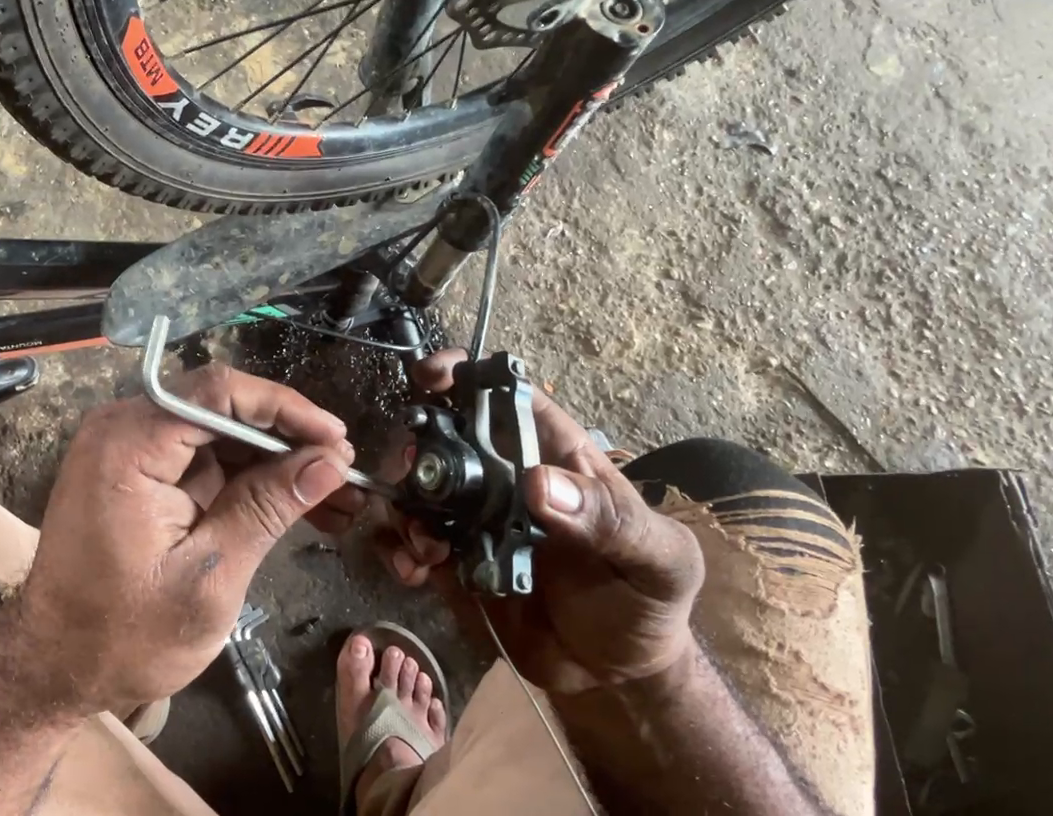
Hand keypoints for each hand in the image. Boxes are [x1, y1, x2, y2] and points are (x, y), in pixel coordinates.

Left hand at [5, 364, 354, 713]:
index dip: (285, 408)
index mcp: (128, 445)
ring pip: (218, 432)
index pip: (218, 392)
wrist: (55, 666)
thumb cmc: (124, 635)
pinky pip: (201, 458)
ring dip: (274, 461)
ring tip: (334, 496)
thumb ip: (266, 509)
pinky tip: (294, 502)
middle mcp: (123, 429)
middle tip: (344, 473)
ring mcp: (128, 448)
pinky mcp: (138, 471)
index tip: (337, 440)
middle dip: (286, 438)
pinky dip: (246, 478)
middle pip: (221, 407)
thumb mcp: (209, 578)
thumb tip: (328, 463)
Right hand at [381, 350, 703, 695]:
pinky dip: (396, 549)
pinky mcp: (451, 562)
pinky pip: (407, 541)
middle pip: (444, 436)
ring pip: (417, 488)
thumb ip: (609, 519)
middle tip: (415, 480)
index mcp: (553, 457)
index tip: (430, 377)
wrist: (616, 679)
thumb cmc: (646, 603)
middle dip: (418, 449)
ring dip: (405, 509)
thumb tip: (537, 484)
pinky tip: (415, 572)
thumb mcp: (655, 560)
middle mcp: (505, 479)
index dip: (467, 373)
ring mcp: (473, 520)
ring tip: (425, 548)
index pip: (507, 396)